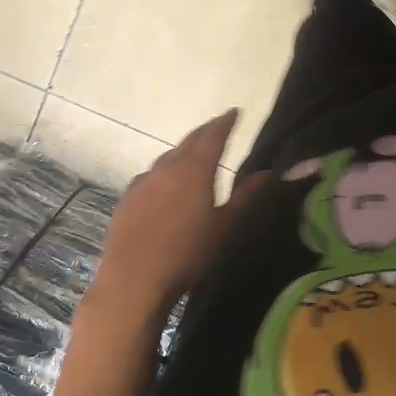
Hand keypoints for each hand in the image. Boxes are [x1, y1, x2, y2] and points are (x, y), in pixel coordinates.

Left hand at [96, 110, 267, 313]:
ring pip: (168, 156)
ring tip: (194, 153)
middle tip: (218, 126)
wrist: (133, 283)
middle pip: (190, 140)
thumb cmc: (187, 255)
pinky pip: (150, 174)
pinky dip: (164, 170)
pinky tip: (164, 182)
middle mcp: (168, 167)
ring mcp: (143, 181)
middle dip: (206, 131)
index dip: (226, 122)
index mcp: (195, 169)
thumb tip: (268, 172)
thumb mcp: (224, 227)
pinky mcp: (126, 198)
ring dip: (184, 150)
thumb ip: (246, 196)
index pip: (214, 136)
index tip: (235, 112)